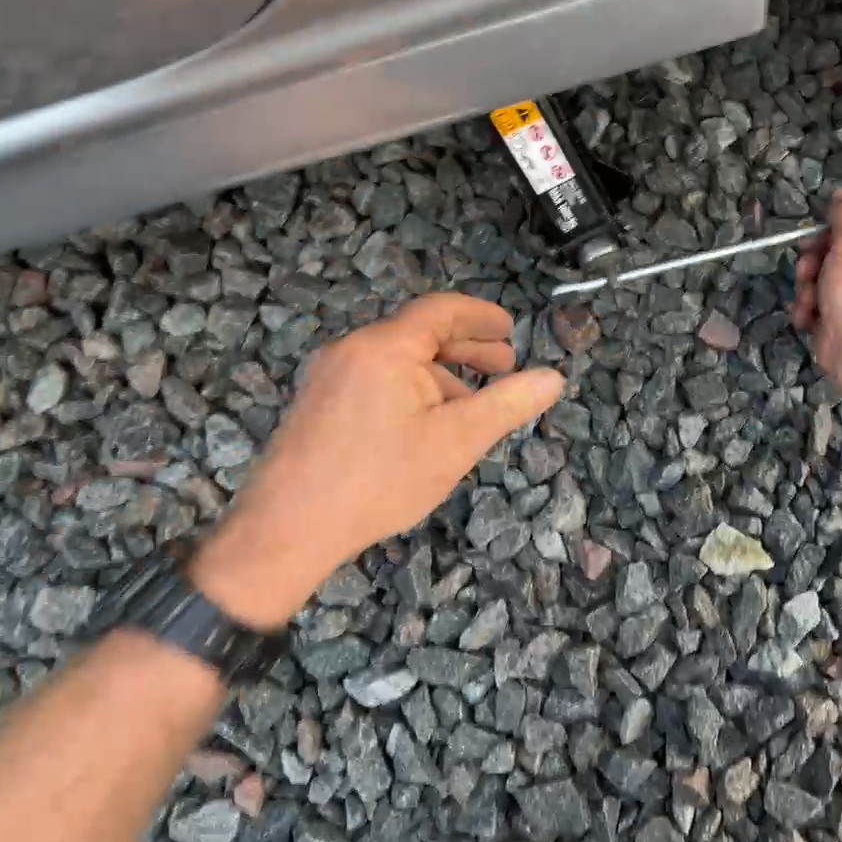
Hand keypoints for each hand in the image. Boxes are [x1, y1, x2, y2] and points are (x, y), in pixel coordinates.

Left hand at [189, 294, 563, 627]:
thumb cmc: (379, 479)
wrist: (285, 531)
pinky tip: (431, 425)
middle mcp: (352, 351)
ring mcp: (330, 378)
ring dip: (443, 373)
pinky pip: (378, 380)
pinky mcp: (319, 405)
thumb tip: (555, 378)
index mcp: (385, 348)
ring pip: (399, 361)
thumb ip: (509, 403)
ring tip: (475, 402)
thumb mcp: (458, 440)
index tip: (511, 328)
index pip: (441, 310)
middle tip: (505, 364)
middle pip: (420, 333)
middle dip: (468, 347)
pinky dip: (414, 389)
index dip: (481, 316)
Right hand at [793, 188, 841, 398]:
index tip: (815, 239)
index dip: (829, 230)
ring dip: (806, 288)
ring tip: (810, 302)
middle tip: (809, 272)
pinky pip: (815, 302)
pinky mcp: (839, 318)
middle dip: (812, 262)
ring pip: (818, 277)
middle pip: (831, 250)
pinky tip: (809, 318)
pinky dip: (808, 309)